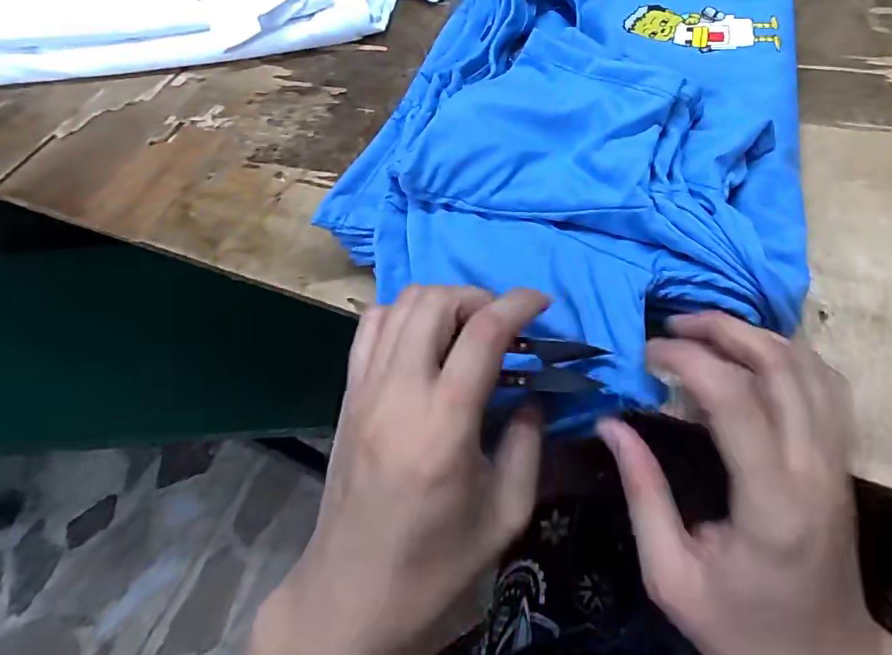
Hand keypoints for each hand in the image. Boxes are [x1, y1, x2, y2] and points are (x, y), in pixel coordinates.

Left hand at [250, 286, 547, 654]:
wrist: (352, 593)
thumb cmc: (437, 561)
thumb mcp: (506, 511)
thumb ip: (528, 442)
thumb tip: (535, 393)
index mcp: (443, 423)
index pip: (483, 332)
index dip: (519, 304)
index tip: (543, 302)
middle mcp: (399, 390)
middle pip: (436, 301)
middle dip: (479, 298)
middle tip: (505, 324)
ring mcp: (365, 387)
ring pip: (401, 303)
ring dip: (443, 301)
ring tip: (468, 328)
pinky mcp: (348, 392)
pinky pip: (372, 325)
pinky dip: (404, 314)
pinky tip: (425, 339)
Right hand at [597, 312, 891, 654]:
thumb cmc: (741, 626)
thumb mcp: (672, 578)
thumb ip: (642, 494)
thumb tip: (610, 423)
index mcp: (771, 504)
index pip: (735, 398)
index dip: (687, 359)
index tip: (646, 354)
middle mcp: (814, 470)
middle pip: (779, 365)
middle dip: (722, 329)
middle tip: (673, 325)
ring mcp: (837, 462)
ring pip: (809, 365)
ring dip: (754, 334)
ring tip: (706, 331)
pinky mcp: (843, 460)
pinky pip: (827, 384)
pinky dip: (789, 353)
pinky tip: (752, 354)